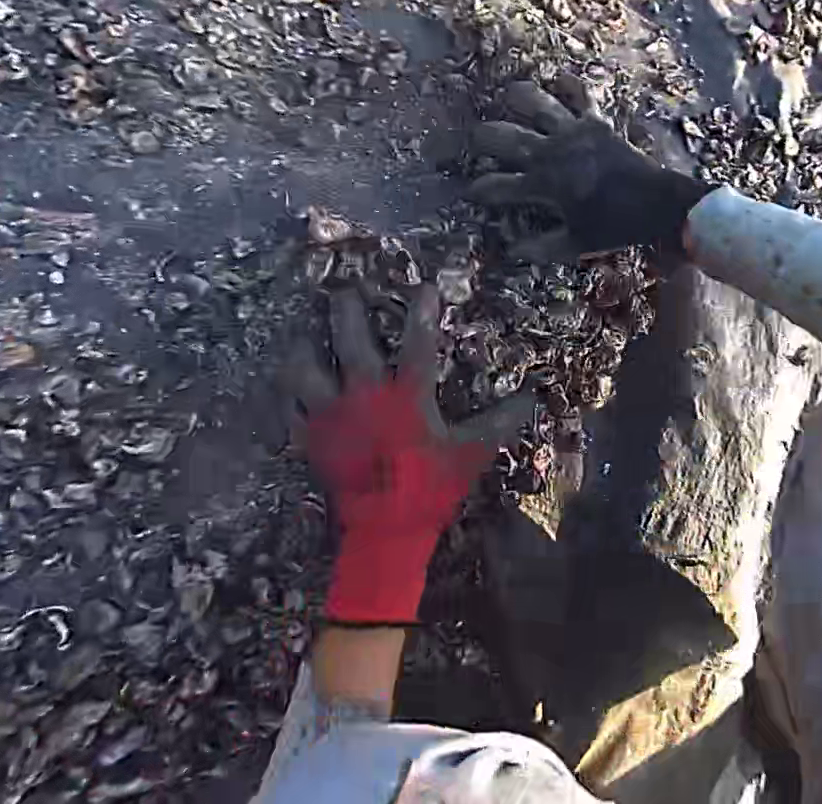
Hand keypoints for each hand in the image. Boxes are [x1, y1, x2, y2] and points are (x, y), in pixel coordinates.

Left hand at [283, 284, 534, 623]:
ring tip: (306, 335)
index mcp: (406, 394)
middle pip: (349, 339)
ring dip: (304, 347)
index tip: (425, 288)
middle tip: (345, 292)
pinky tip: (292, 387)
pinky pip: (290, 406)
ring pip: (303, 368)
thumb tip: (533, 397)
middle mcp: (364, 394)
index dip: (423, 310)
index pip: (417, 341)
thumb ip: (500, 422)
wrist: (385, 533)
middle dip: (346, 309)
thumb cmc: (430, 487)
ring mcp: (332, 415)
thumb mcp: (471, 453)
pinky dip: (288, 394)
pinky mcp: (312, 437)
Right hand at [467, 80, 710, 259]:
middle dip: (484, 137)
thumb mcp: (575, 243)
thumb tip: (512, 250)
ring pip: (537, 104)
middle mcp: (550, 153)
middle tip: (476, 138)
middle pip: (505, 138)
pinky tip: (557, 79)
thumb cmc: (615, 225)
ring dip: (519, 97)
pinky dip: (568, 84)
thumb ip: (541, 248)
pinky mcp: (595, 121)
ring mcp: (572, 132)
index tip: (471, 192)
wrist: (657, 202)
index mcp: (542, 185)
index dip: (481, 189)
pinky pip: (579, 94)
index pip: (499, 186)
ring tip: (508, 95)